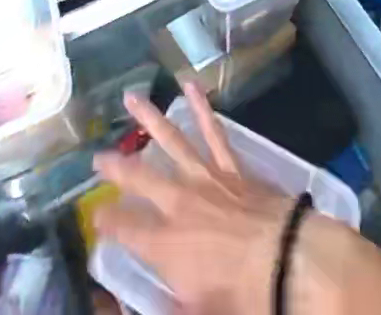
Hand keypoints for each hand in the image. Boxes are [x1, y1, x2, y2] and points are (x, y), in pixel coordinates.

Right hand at [93, 84, 293, 314]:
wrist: (285, 256)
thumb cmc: (242, 294)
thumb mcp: (199, 313)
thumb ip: (173, 306)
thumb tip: (161, 305)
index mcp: (164, 244)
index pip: (124, 229)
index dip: (107, 222)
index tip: (95, 216)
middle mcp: (179, 203)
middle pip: (140, 178)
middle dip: (115, 167)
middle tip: (97, 157)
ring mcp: (206, 178)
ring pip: (172, 140)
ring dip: (150, 118)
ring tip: (131, 98)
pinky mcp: (231, 166)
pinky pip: (213, 132)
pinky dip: (201, 108)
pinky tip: (191, 87)